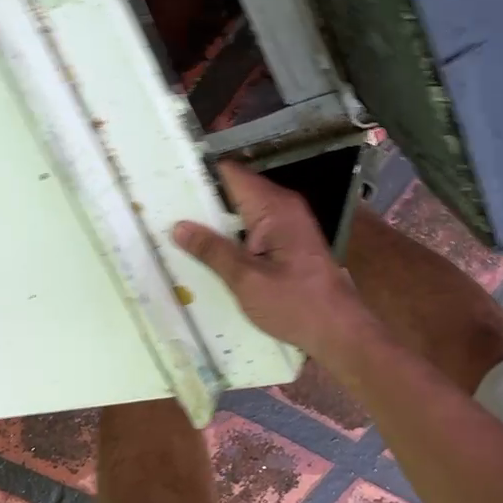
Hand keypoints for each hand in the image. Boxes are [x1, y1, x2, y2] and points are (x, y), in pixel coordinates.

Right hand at [172, 161, 375, 357]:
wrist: (339, 330)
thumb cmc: (295, 305)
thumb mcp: (246, 281)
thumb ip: (212, 251)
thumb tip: (179, 226)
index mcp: (273, 206)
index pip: (230, 173)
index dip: (200, 173)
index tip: (167, 180)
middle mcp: (283, 205)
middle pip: (235, 188)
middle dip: (203, 197)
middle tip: (163, 207)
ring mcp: (289, 221)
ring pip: (244, 207)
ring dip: (216, 217)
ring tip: (176, 224)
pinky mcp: (289, 238)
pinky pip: (254, 223)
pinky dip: (232, 231)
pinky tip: (208, 247)